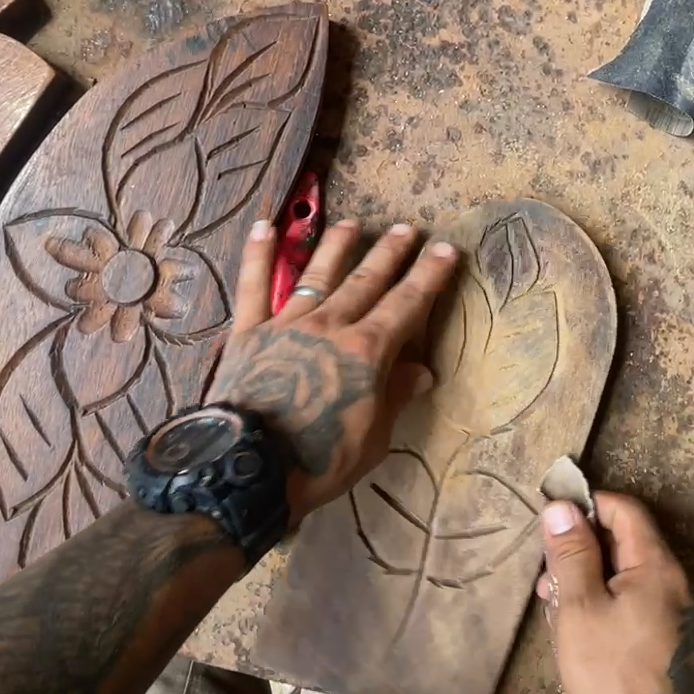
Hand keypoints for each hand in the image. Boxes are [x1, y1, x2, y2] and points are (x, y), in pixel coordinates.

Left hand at [208, 217, 459, 520]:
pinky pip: (255, 286)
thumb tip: (423, 371)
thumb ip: (394, 396)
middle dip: (390, 252)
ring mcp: (288, 323)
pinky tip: (265, 226)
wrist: (247, 469)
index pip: (407, 304)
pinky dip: (259, 255)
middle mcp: (331, 325)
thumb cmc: (320, 459)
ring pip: (318, 273)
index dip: (429, 276)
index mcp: (366, 350)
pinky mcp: (250, 331)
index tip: (446, 249)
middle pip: (367, 280)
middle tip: (407, 228)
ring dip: (338, 245)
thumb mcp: (373, 437)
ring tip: (352, 224)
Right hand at [537, 493, 693, 693]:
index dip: (587, 505)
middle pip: (624, 541)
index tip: (553, 523)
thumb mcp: (581, 610)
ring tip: (554, 607)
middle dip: (581, 549)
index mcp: (656, 566)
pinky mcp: (669, 643)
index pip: (624, 508)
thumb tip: (561, 505)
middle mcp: (673, 583)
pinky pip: (633, 604)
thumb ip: (572, 554)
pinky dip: (604, 605)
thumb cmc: (614, 676)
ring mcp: (675, 615)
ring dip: (588, 580)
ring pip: (625, 576)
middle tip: (547, 575)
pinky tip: (579, 631)